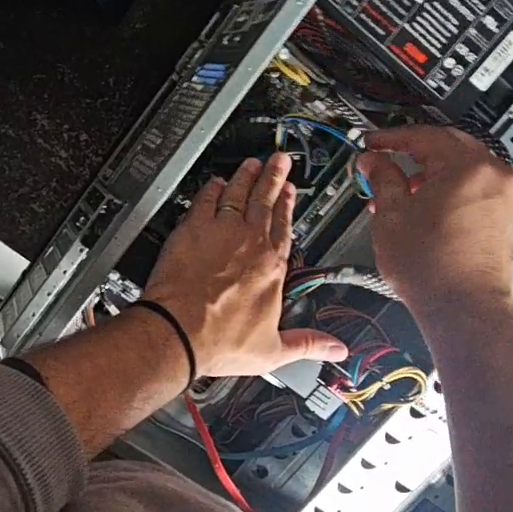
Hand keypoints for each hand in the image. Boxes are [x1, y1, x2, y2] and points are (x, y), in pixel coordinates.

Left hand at [139, 153, 348, 377]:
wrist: (178, 333)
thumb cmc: (217, 341)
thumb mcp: (272, 350)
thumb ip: (306, 344)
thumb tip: (334, 349)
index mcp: (271, 268)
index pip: (285, 227)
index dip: (288, 207)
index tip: (290, 193)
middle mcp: (249, 243)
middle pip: (265, 202)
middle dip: (274, 178)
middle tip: (279, 161)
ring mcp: (220, 234)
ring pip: (237, 194)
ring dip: (246, 177)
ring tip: (252, 164)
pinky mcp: (190, 232)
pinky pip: (204, 201)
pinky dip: (211, 189)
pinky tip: (213, 183)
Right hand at [358, 126, 512, 317]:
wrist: (463, 305)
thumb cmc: (432, 268)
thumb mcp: (391, 216)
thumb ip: (382, 179)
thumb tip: (375, 161)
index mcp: (466, 166)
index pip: (425, 136)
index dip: (392, 138)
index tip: (373, 143)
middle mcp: (494, 174)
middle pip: (449, 147)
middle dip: (413, 154)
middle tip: (385, 164)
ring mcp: (505, 196)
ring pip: (463, 170)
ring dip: (430, 175)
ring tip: (402, 195)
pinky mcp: (506, 216)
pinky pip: (474, 190)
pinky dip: (449, 192)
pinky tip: (425, 212)